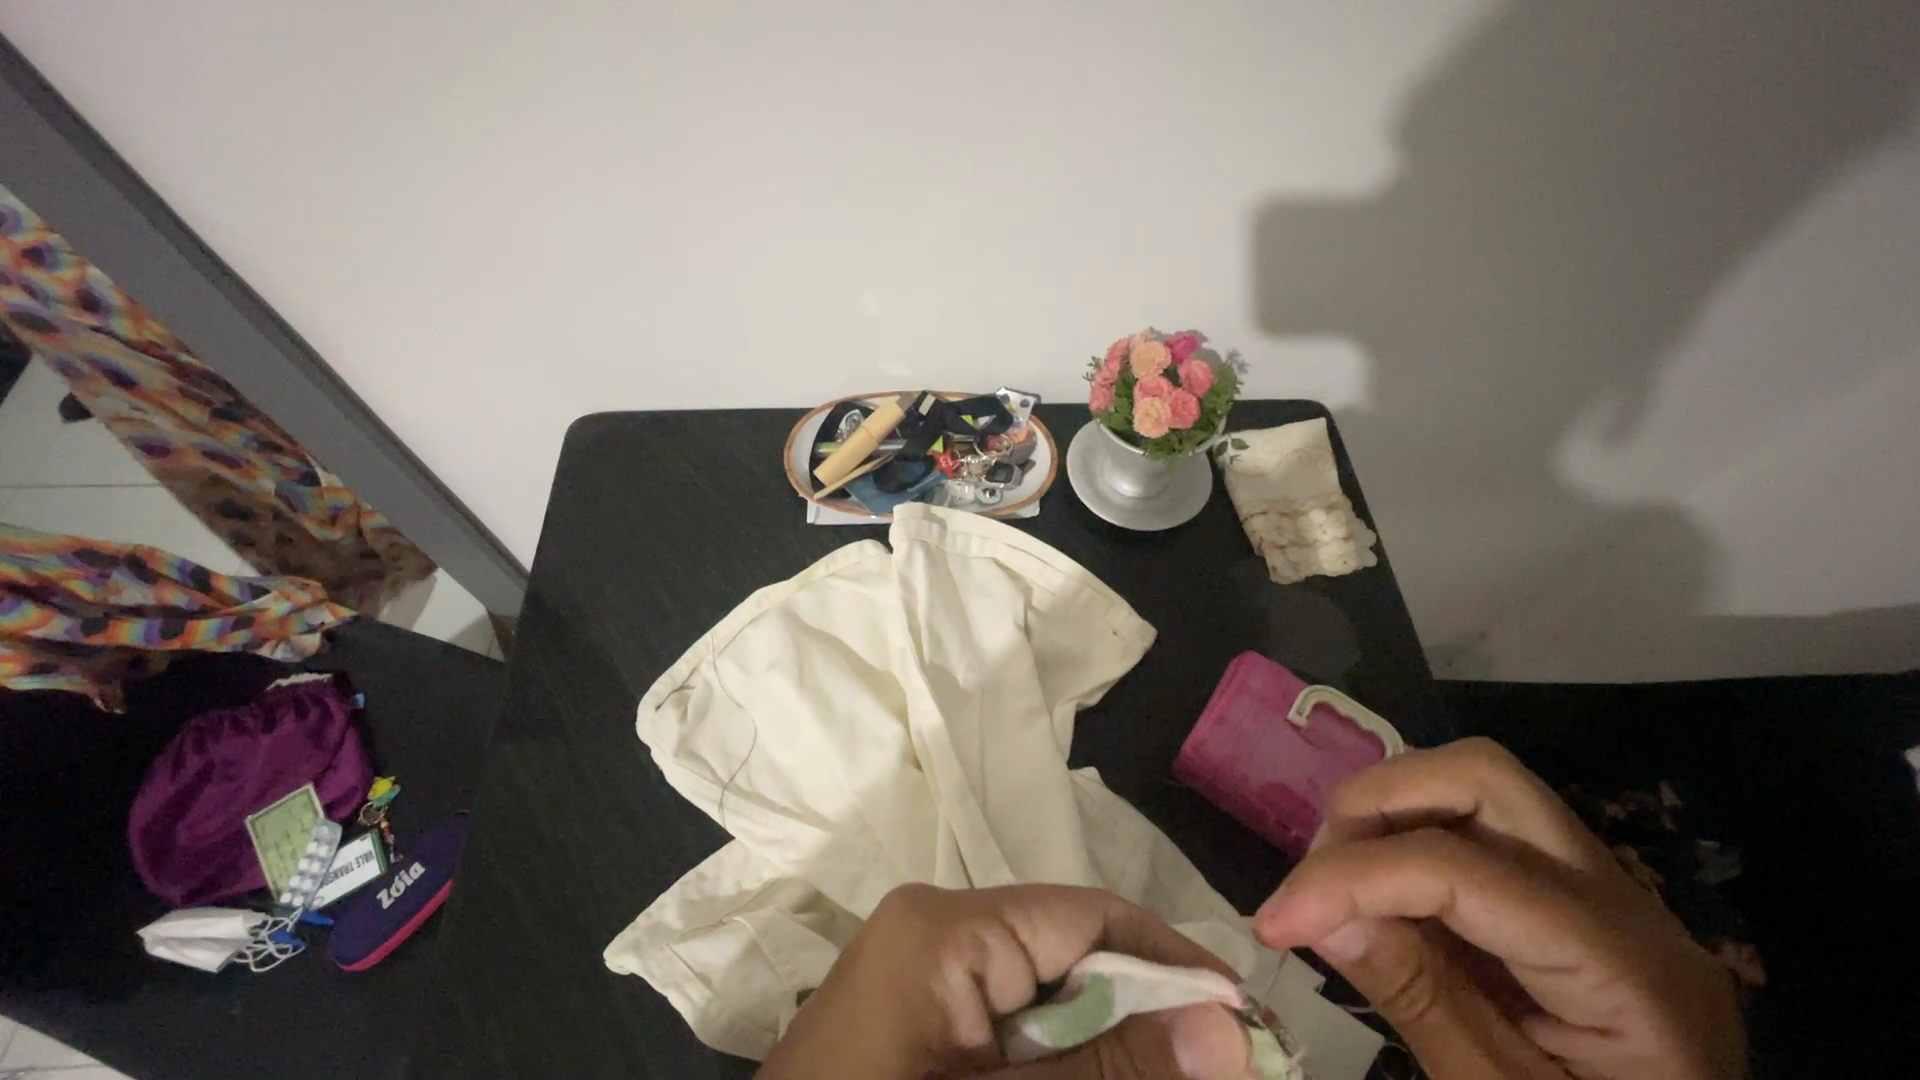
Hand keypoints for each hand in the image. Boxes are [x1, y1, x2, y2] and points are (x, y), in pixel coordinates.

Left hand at [758, 883, 1251, 1079]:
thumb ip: (1110, 1068)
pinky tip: (1095, 1075)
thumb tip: (1228, 1027)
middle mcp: (936, 930)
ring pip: (1048, 995)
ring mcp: (923, 973)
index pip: (1089, 915)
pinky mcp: (918, 1015)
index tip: (1247, 1024)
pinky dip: (1058, 1057)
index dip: (1173, 963)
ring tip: (1165, 1074)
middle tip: (1221, 1068)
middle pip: (1073, 956)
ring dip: (1106, 1046)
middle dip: (1145, 1015)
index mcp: (946, 928)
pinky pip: (1010, 1024)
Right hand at [1253, 738, 1744, 1079]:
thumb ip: (1417, 1000)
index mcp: (1630, 974)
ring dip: (1387, 811)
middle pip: (1482, 777)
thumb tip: (1319, 913)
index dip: (1350, 879)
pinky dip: (1407, 834)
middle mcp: (1627, 904)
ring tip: (1339, 883)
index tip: (1271, 923)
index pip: (1462, 869)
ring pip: (1477, 782)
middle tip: (1317, 877)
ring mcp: (1605, 891)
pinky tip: (1379, 894)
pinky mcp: (1572, 895)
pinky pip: (1478, 823)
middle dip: (1374, 805)